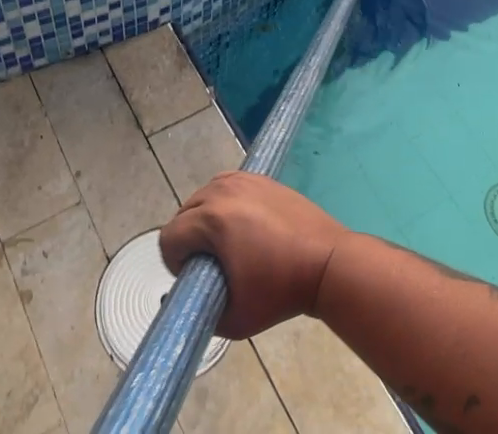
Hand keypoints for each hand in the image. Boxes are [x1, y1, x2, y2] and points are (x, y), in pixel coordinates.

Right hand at [158, 171, 349, 338]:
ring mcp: (242, 180)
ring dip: (204, 219)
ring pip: (203, 197)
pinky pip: (226, 185)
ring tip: (227, 243)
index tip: (196, 277)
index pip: (169, 238)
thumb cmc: (281, 292)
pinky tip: (241, 224)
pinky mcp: (260, 178)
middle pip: (183, 214)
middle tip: (212, 264)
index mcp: (211, 220)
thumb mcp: (235, 320)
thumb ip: (200, 311)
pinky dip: (224, 203)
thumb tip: (186, 299)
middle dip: (190, 240)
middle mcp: (221, 192)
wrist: (328, 264)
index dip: (176, 262)